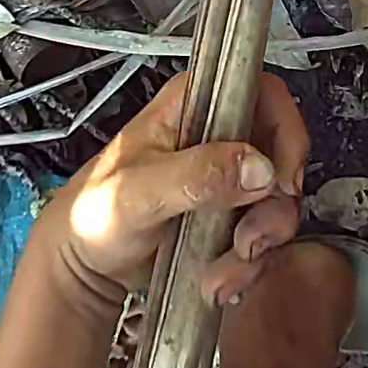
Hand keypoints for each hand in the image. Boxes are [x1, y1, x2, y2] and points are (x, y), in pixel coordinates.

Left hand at [33, 71, 307, 310]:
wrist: (84, 259)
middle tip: (251, 237)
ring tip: (224, 266)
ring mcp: (222, 172)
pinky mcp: (225, 208)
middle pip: (278, 150)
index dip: (283, 130)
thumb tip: (257, 165)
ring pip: (275, 196)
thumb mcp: (140, 189)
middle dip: (274, 204)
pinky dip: (249, 260)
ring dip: (260, 240)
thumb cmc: (95, 209)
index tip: (282, 178)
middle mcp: (213, 131)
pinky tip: (220, 274)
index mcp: (191, 102)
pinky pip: (262, 229)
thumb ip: (197, 174)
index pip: (261, 92)